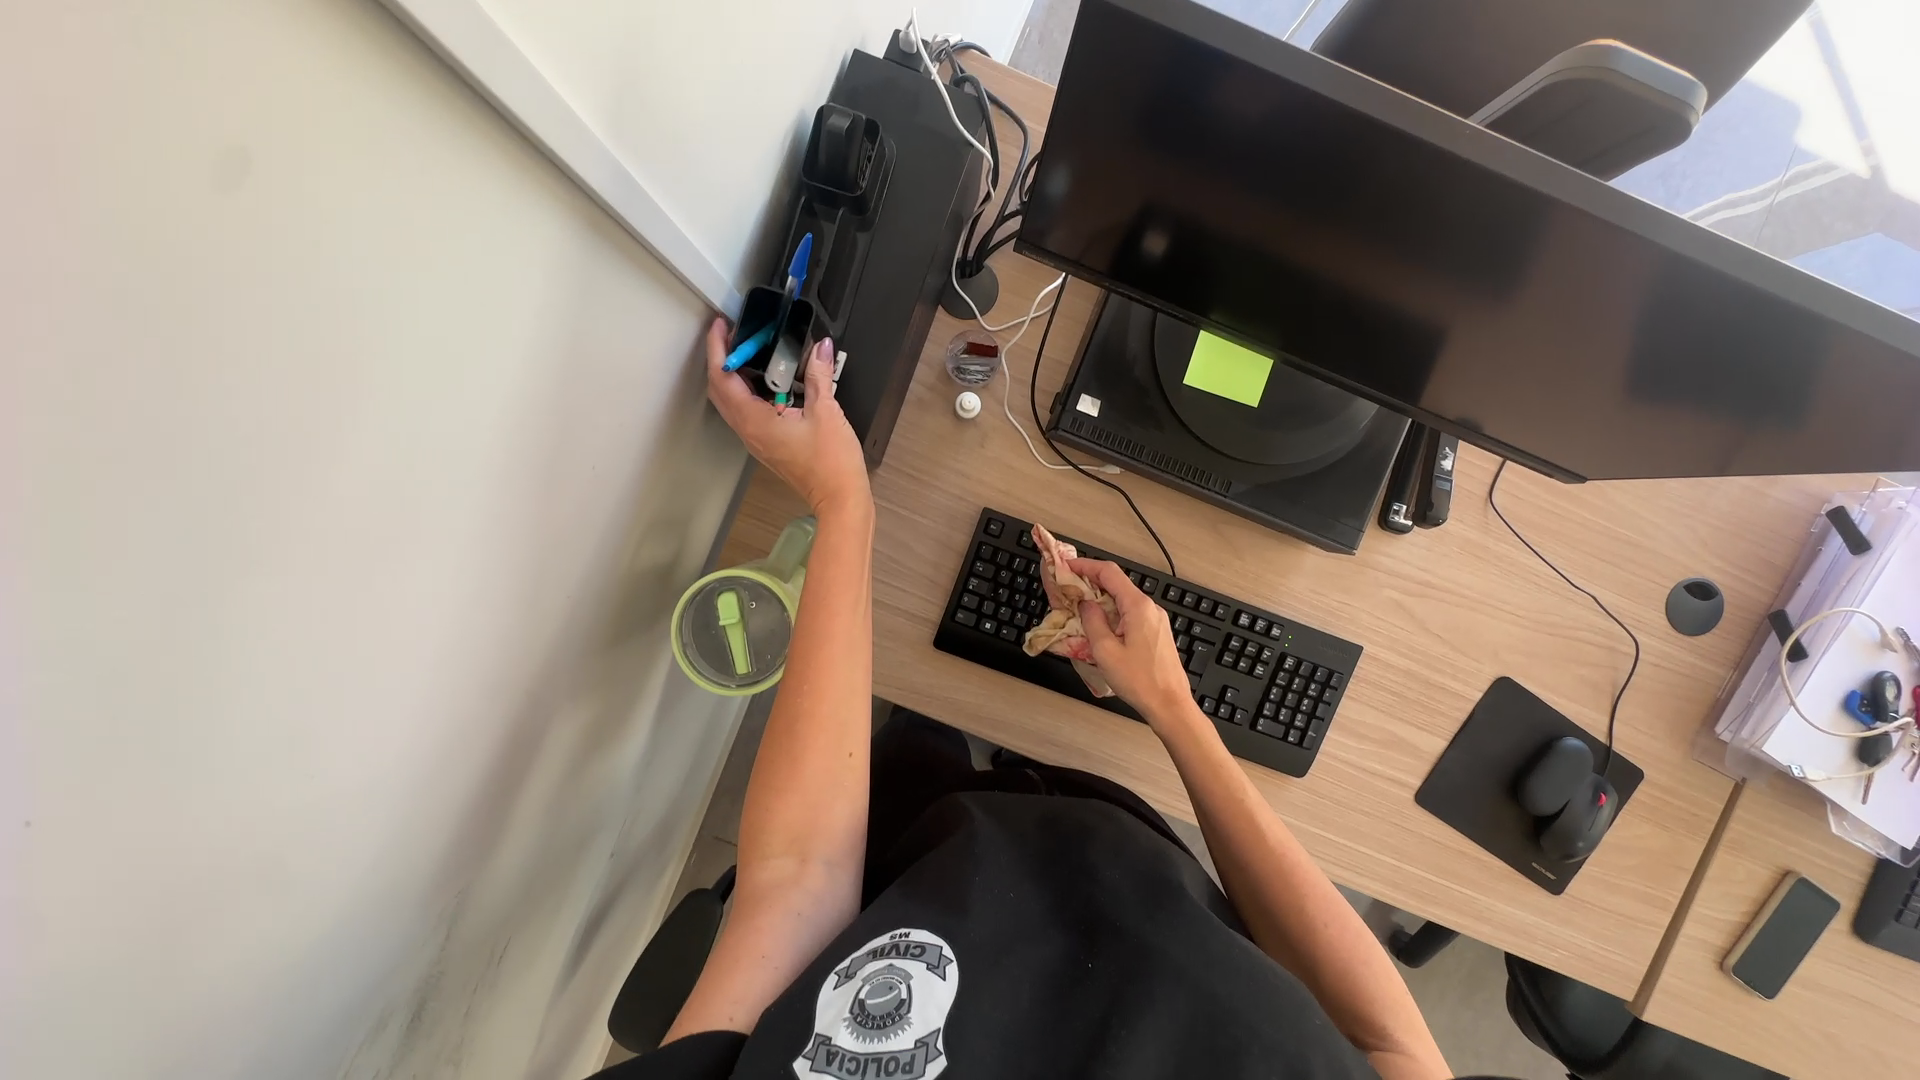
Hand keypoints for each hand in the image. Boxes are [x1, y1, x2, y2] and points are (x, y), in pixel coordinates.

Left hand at [705, 319, 869, 515]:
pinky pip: (748, 412)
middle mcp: (749, 432)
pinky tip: (770, 379)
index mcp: (756, 421)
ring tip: (751, 351)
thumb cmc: (832, 462)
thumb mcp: (827, 411)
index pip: (723, 378)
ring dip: (735, 375)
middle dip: (723, 358)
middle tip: (735, 333)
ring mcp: (756, 440)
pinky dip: (750, 391)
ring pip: (732, 402)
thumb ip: (819, 375)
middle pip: (721, 390)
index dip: (719, 349)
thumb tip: (820, 347)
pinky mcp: (768, 444)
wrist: (839, 497)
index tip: (722, 325)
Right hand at [1068, 558, 1199, 727]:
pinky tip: (1100, 627)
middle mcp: (1150, 608)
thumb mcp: (1105, 651)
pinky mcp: (1157, 632)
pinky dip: (1112, 613)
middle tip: (1068, 590)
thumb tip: (1085, 603)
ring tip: (1079, 609)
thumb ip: (1092, 621)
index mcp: (1138, 606)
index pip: (1109, 572)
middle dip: (1091, 583)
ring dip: (1101, 601)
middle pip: (1117, 584)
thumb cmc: (1139, 680)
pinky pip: (1131, 614)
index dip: (1085, 565)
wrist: (1170, 705)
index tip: (1066, 566)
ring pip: (1123, 600)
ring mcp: (1156, 620)